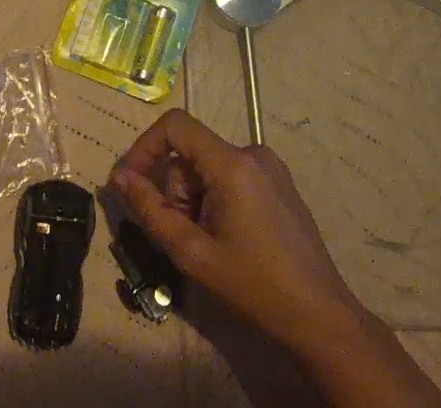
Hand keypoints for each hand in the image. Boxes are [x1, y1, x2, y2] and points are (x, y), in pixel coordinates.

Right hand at [114, 109, 440, 407]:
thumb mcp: (191, 252)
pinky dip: (217, 200)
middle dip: (176, 191)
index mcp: (233, 164)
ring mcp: (271, 168)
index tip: (130, 182)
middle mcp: (253, 154)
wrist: (319, 315)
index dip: (144, 147)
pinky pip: (232, 177)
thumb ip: (150, 209)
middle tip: (183, 236)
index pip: (175, 125)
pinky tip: (229, 240)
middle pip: (191, 155)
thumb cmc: (253, 285)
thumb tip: (120, 177)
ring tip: (209, 244)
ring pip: (209, 169)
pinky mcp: (280, 184)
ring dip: (196, 200)